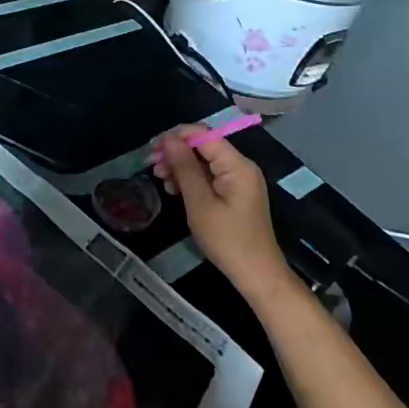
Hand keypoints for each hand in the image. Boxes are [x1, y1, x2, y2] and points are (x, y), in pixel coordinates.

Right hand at [152, 125, 290, 292]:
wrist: (256, 273)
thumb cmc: (227, 238)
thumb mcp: (199, 202)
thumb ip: (185, 167)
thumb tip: (169, 139)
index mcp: (237, 165)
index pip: (204, 134)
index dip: (177, 136)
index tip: (154, 149)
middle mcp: (240, 166)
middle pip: (203, 146)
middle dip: (176, 152)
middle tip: (153, 165)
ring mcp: (238, 180)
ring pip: (203, 161)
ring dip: (180, 165)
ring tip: (160, 178)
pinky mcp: (234, 192)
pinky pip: (209, 175)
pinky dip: (190, 178)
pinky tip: (175, 189)